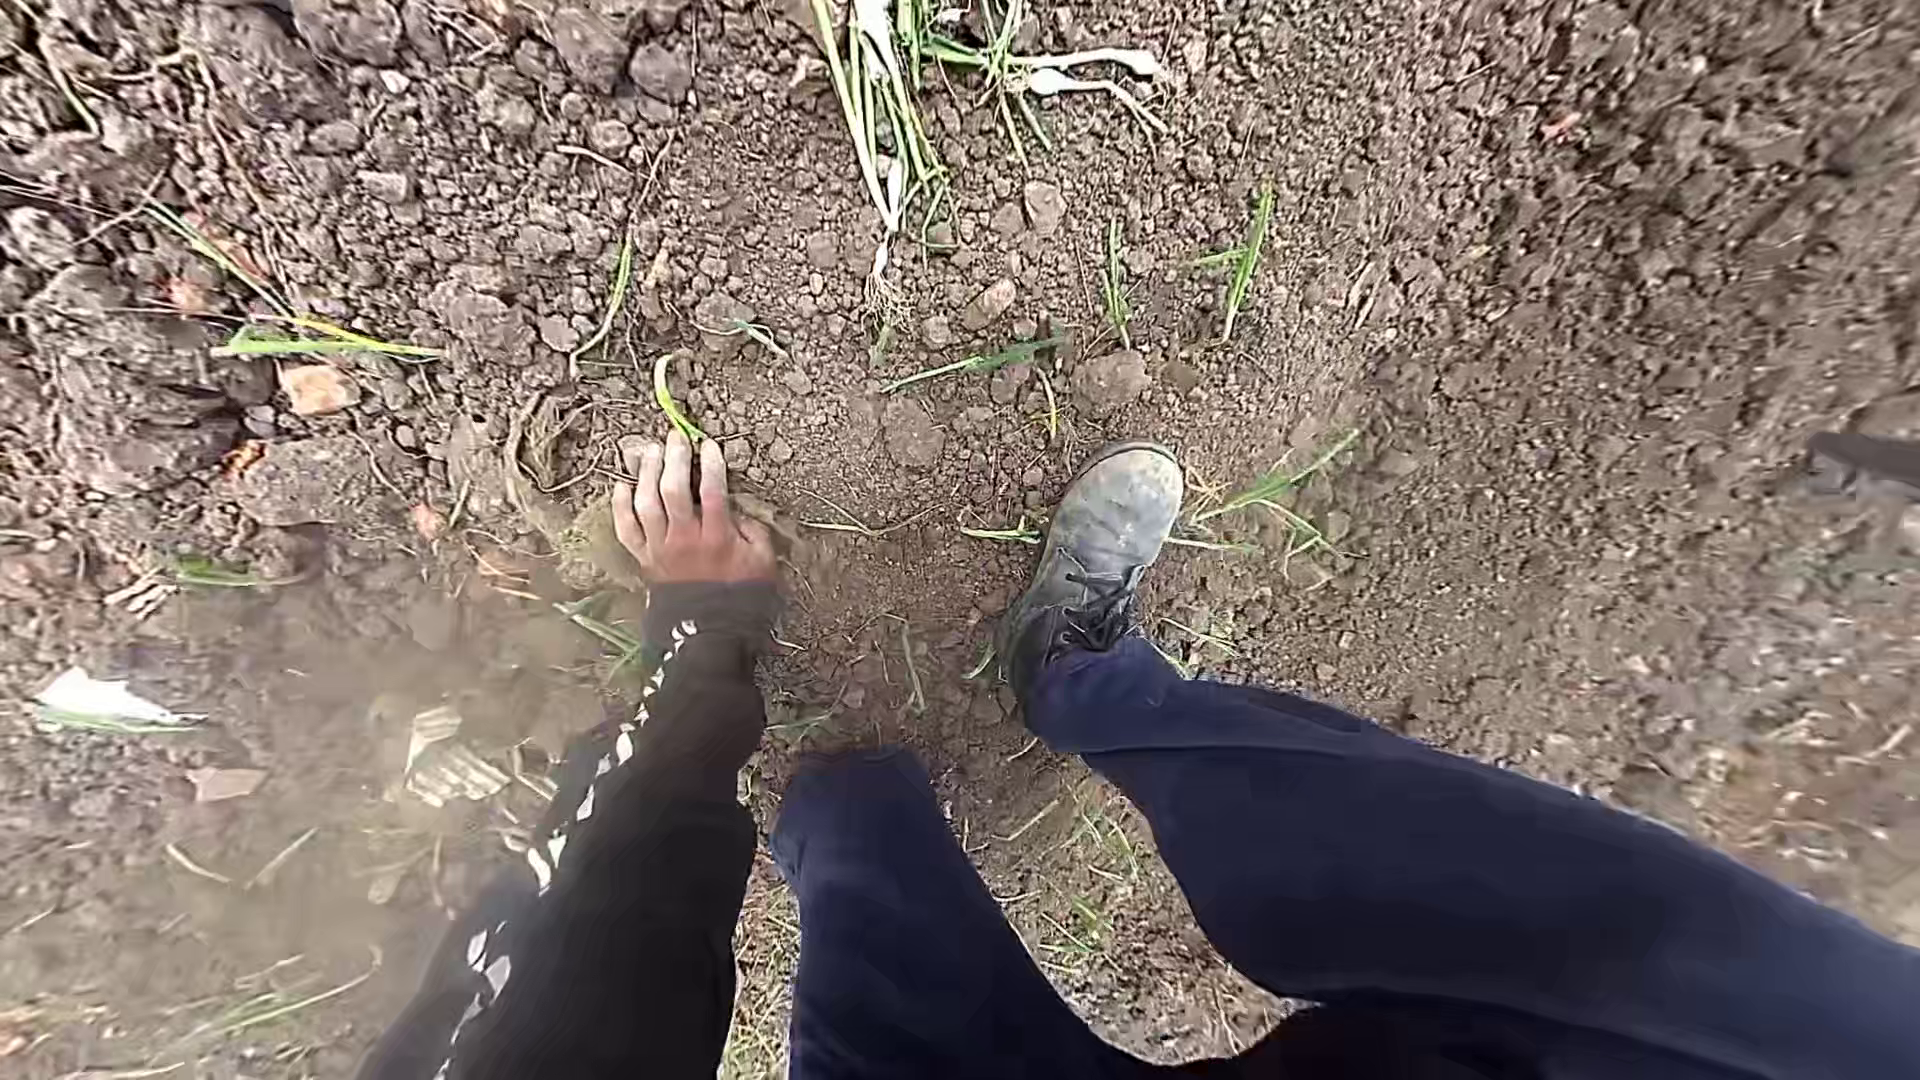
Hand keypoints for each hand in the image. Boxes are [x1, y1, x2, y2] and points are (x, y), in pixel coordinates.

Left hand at [613, 429, 775, 584]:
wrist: (710, 631)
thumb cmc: (741, 595)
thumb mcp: (763, 562)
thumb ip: (753, 531)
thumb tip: (736, 509)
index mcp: (717, 537)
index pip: (713, 491)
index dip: (711, 465)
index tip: (710, 446)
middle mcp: (684, 538)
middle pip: (674, 489)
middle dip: (675, 459)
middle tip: (676, 437)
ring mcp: (660, 548)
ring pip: (646, 502)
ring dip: (646, 473)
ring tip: (650, 451)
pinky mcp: (644, 559)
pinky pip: (626, 528)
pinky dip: (620, 506)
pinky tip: (622, 486)